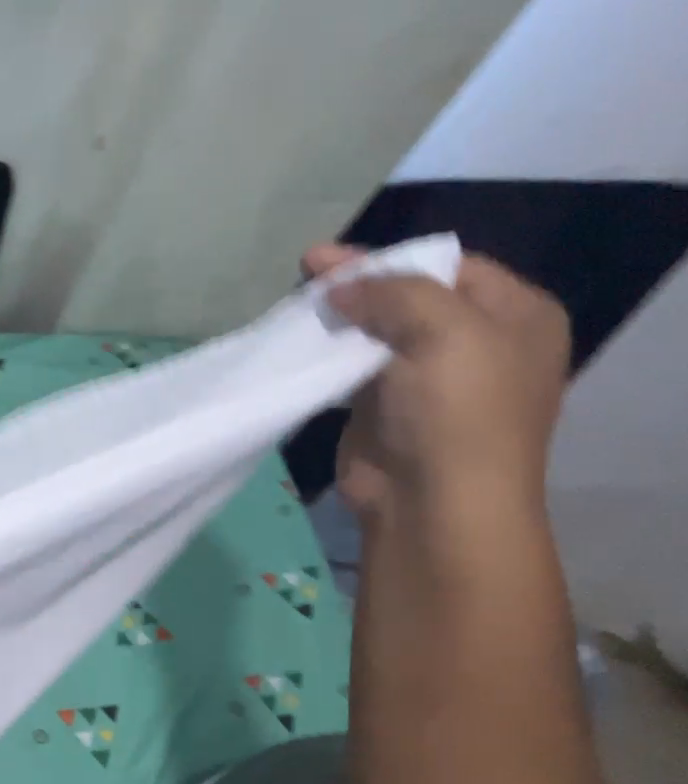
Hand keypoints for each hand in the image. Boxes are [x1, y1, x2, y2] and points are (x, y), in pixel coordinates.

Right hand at [302, 245, 570, 517]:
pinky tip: (296, 348)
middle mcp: (475, 343)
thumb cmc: (457, 411)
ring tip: (293, 311)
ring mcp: (426, 379)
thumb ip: (395, 293)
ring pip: (374, 333)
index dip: (389, 258)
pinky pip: (350, 370)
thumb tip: (339, 283)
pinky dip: (324, 357)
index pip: (449, 266)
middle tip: (303, 280)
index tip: (324, 258)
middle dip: (357, 288)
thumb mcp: (445, 331)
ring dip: (336, 323)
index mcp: (514, 316)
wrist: (431, 501)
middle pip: (408, 298)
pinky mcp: (382, 408)